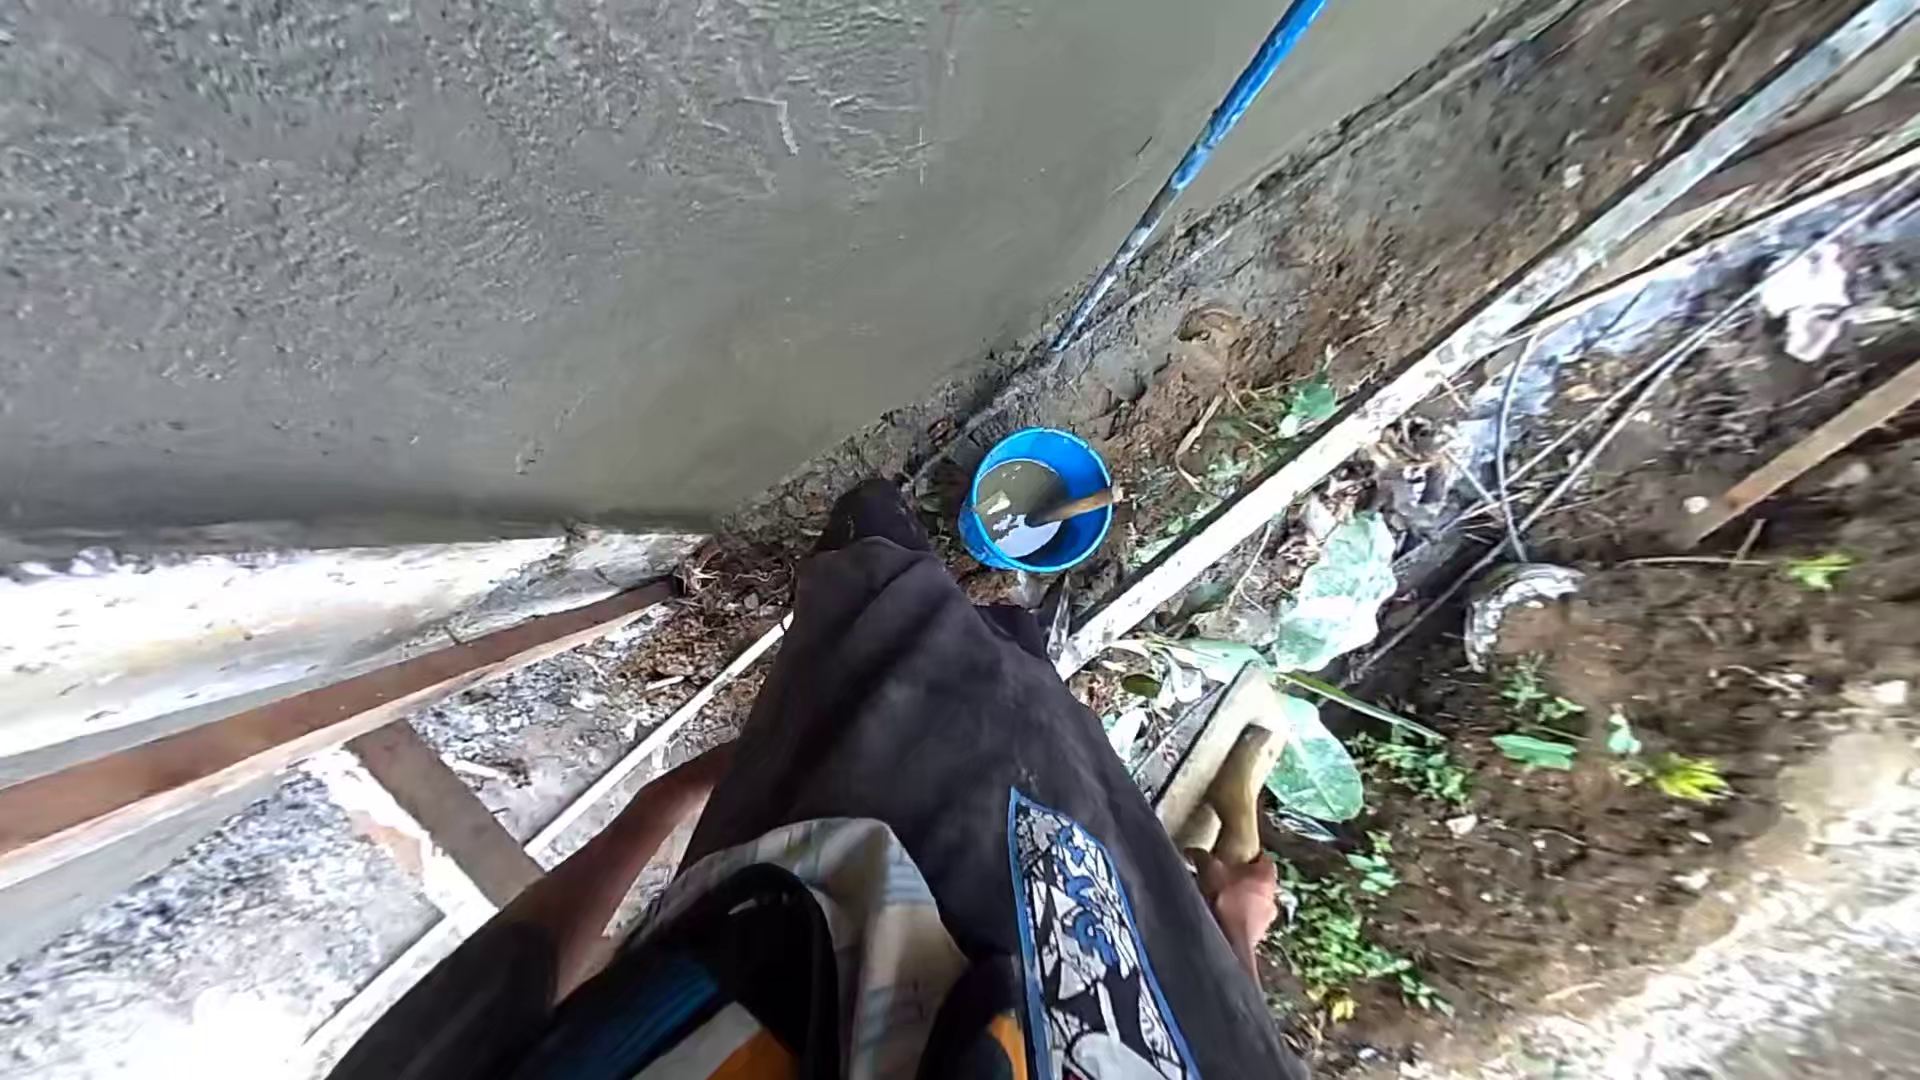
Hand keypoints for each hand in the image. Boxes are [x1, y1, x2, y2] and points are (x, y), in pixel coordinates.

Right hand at [1191, 851, 1278, 976]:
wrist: (1227, 940)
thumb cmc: (1223, 897)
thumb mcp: (1207, 866)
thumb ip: (1201, 855)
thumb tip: (1192, 852)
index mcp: (1265, 877)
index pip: (1265, 859)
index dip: (1252, 854)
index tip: (1238, 851)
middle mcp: (1272, 898)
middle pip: (1261, 882)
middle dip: (1245, 878)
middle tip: (1227, 873)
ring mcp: (1266, 920)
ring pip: (1256, 903)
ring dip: (1242, 899)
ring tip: (1221, 896)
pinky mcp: (1257, 937)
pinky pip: (1248, 920)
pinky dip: (1238, 916)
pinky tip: (1221, 914)